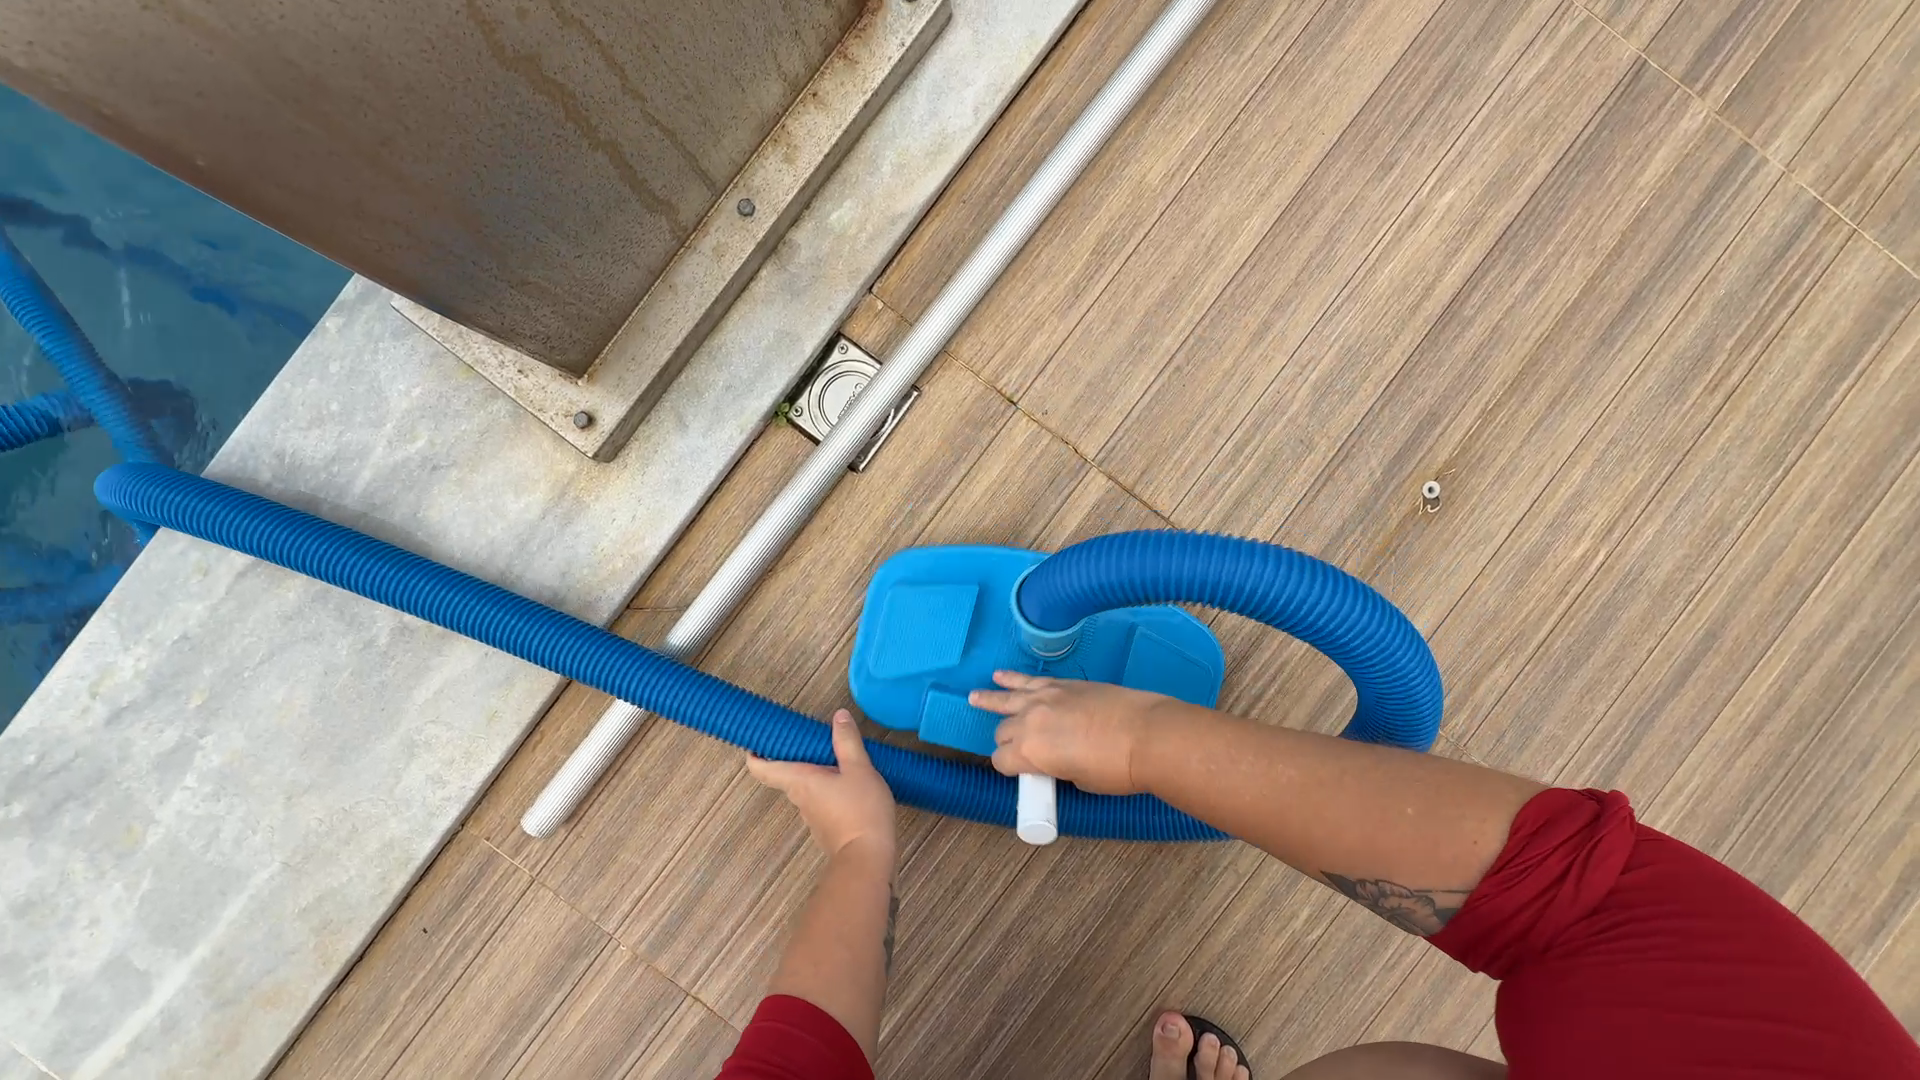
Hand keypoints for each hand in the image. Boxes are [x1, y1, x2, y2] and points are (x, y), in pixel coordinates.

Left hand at [747, 710, 897, 862]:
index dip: (754, 755)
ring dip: (814, 772)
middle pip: (785, 775)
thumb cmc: (860, 811)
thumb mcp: (859, 768)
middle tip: (808, 738)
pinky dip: (827, 788)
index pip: (763, 769)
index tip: (757, 741)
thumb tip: (839, 716)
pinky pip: (820, 800)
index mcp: (800, 781)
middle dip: (793, 756)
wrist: (868, 857)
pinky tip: (849, 783)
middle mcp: (800, 799)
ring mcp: (812, 816)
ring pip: (805, 788)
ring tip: (836, 756)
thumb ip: (847, 741)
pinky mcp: (826, 827)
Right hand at [969, 670, 1170, 794]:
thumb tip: (1060, 762)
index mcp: (1029, 753)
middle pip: (1003, 731)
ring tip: (974, 698)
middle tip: (1019, 748)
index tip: (1020, 773)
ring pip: (1007, 699)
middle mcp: (1028, 722)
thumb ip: (1060, 770)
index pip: (1001, 761)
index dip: (1009, 769)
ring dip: (989, 700)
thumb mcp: (1080, 781)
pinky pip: (1028, 680)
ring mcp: (1044, 698)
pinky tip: (1000, 676)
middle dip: (1007, 741)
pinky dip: (1012, 679)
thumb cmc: (1116, 769)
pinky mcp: (1061, 684)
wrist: (1146, 734)